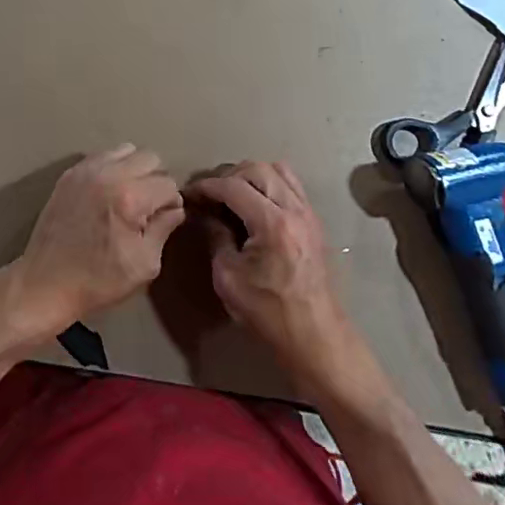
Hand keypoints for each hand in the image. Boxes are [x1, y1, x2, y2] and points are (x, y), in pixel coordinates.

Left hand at [9, 145, 184, 333]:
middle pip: (150, 158)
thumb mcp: (144, 264)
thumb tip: (175, 209)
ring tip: (127, 196)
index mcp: (130, 198)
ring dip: (134, 169)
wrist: (46, 283)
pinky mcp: (69, 174)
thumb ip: (164, 229)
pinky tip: (107, 193)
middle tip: (147, 207)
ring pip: (126, 151)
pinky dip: (111, 168)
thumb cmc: (99, 280)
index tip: (163, 220)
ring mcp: (86, 171)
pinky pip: (101, 156)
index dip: (171, 204)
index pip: (168, 184)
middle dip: (155, 181)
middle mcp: (109, 175)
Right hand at [187, 161, 352, 370]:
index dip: (206, 186)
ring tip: (234, 196)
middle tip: (210, 195)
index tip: (189, 194)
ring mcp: (309, 213)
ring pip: (278, 170)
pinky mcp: (314, 221)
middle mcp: (295, 210)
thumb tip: (206, 213)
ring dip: (252, 176)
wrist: (314, 335)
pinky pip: (292, 185)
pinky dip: (270, 185)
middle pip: (257, 169)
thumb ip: (216, 237)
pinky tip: (256, 205)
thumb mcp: (228, 277)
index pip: (233, 186)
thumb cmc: (267, 311)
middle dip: (228, 176)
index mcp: (272, 224)